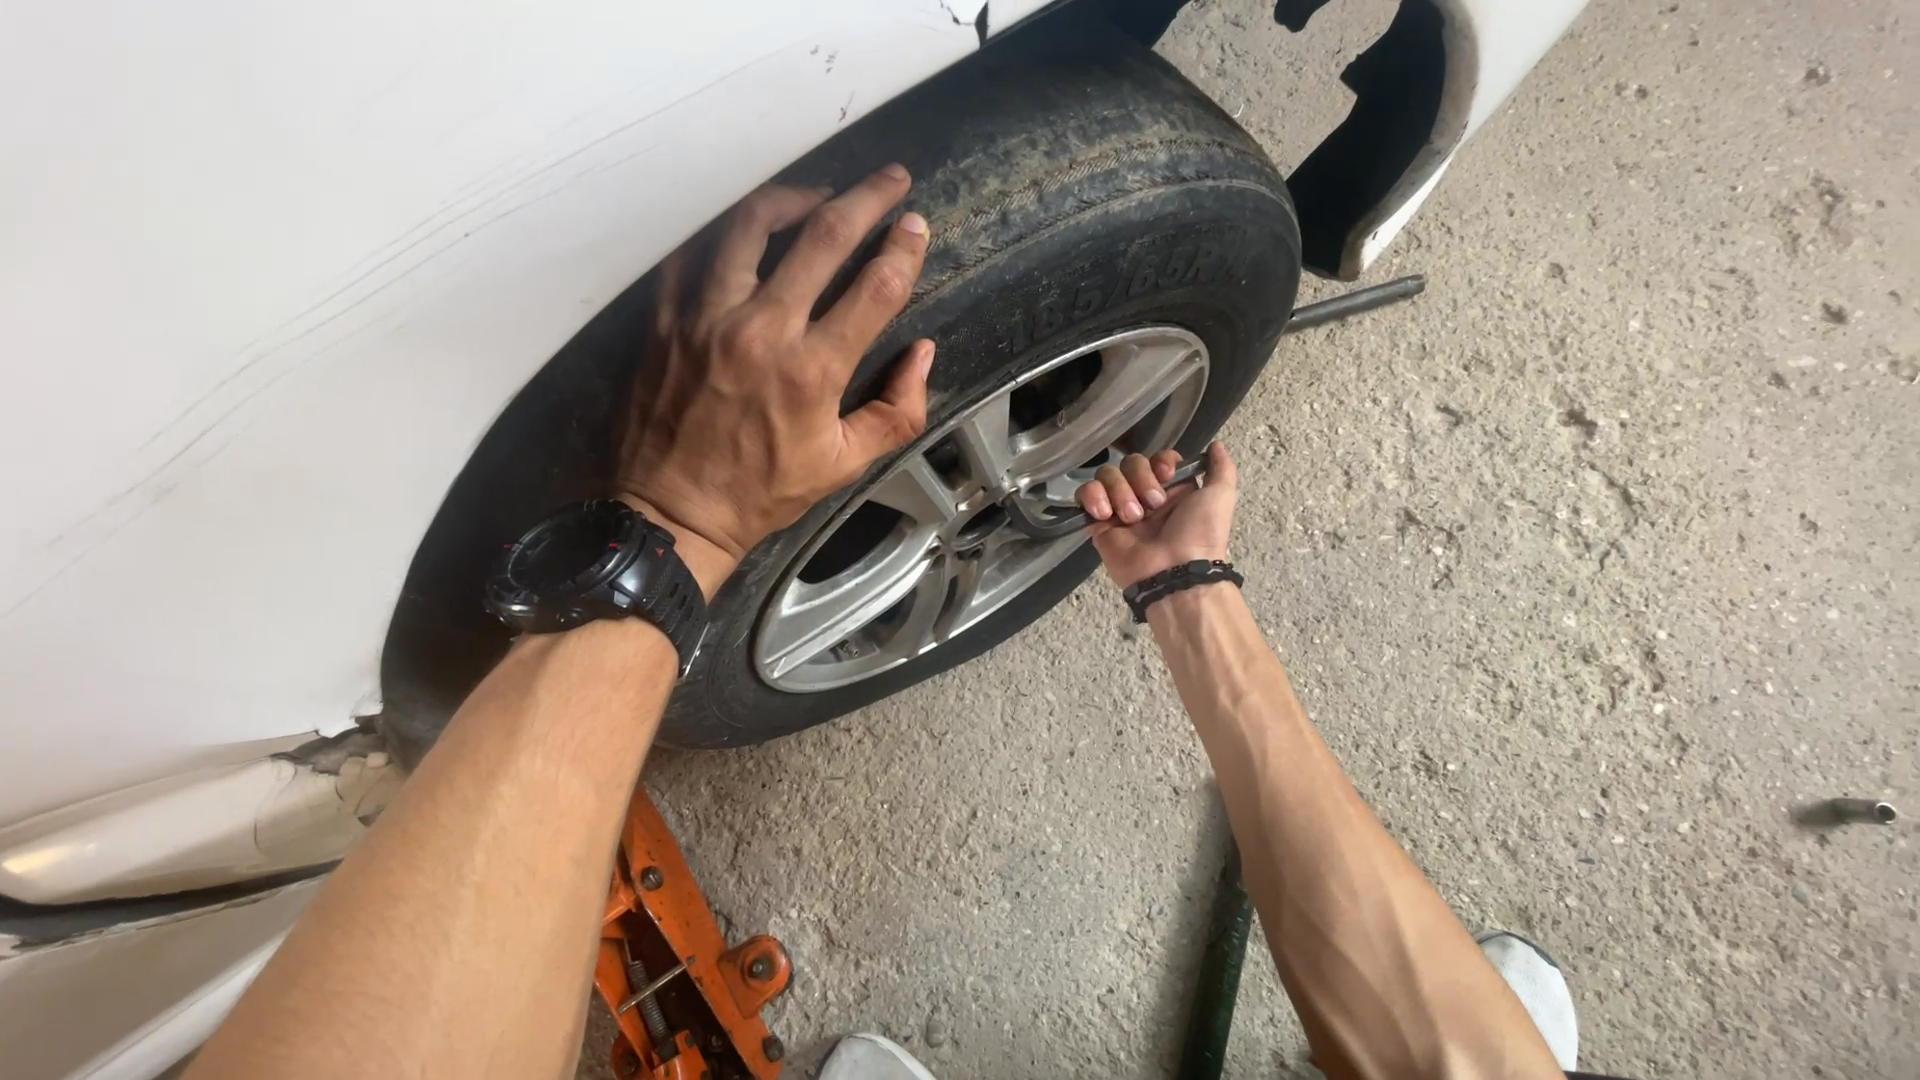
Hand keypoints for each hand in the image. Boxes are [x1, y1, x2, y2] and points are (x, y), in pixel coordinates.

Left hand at [616, 165, 935, 592]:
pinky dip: (727, 230)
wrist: (672, 511)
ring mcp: (706, 316)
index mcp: (812, 370)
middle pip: (823, 237)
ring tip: (820, 194)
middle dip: (866, 199)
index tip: (916, 224)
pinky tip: (749, 229)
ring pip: (753, 224)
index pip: (873, 288)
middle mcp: (761, 329)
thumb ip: (896, 411)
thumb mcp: (845, 466)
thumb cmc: (763, 493)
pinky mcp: (666, 317)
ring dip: (796, 197)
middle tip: (890, 178)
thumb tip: (923, 354)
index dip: (903, 248)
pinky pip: (695, 250)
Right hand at [1076, 442, 1237, 587]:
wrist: (1175, 571)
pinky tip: (1104, 513)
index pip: (1155, 459)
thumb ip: (1221, 468)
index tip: (1166, 476)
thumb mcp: (1220, 496)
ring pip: (1106, 476)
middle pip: (1129, 463)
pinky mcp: (1097, 524)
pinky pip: (1084, 495)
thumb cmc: (1200, 533)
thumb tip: (1216, 445)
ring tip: (1131, 518)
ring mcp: (1118, 510)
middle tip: (1151, 505)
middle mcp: (1144, 496)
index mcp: (1171, 489)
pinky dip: (1092, 497)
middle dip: (1139, 479)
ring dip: (1119, 491)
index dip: (1158, 463)